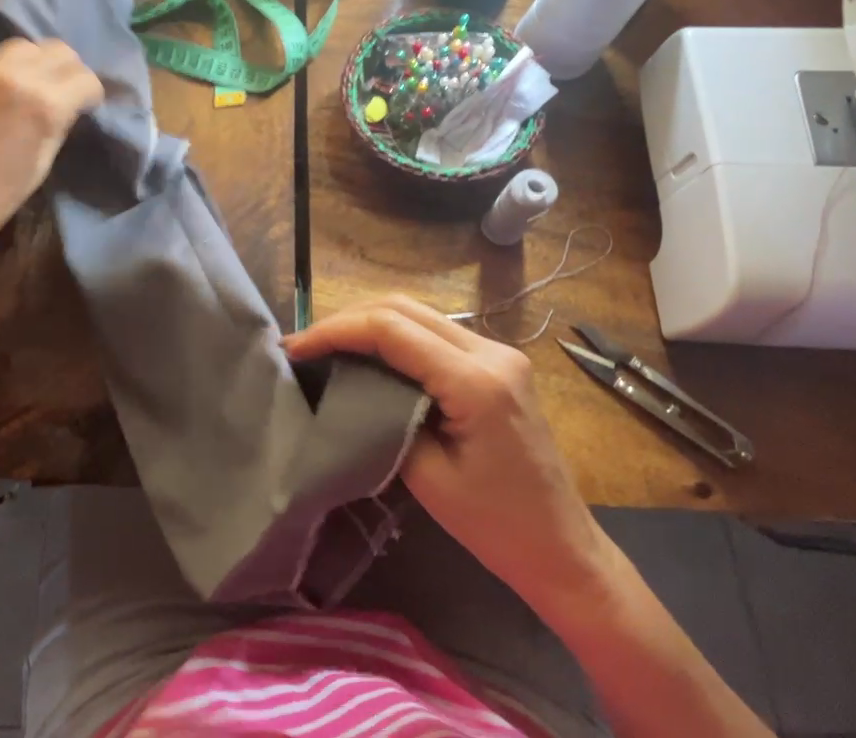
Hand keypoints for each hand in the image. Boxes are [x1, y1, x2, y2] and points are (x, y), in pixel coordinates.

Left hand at [0, 39, 102, 263]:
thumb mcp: (41, 165)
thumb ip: (58, 126)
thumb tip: (68, 108)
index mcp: (42, 104)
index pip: (84, 78)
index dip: (92, 93)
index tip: (89, 106)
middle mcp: (14, 77)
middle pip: (57, 50)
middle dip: (70, 70)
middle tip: (67, 92)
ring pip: (25, 47)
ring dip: (40, 62)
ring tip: (38, 87)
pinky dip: (10, 71)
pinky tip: (6, 95)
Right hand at [282, 295, 610, 604]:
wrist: (561, 547)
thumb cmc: (494, 525)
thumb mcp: (426, 476)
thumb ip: (385, 417)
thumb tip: (346, 385)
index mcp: (476, 381)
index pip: (391, 330)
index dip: (335, 331)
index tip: (295, 348)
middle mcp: (492, 353)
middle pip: (403, 308)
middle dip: (347, 320)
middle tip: (304, 346)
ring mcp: (499, 354)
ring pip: (418, 314)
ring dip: (368, 324)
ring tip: (325, 348)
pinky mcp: (497, 365)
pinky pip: (435, 334)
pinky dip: (394, 338)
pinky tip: (367, 357)